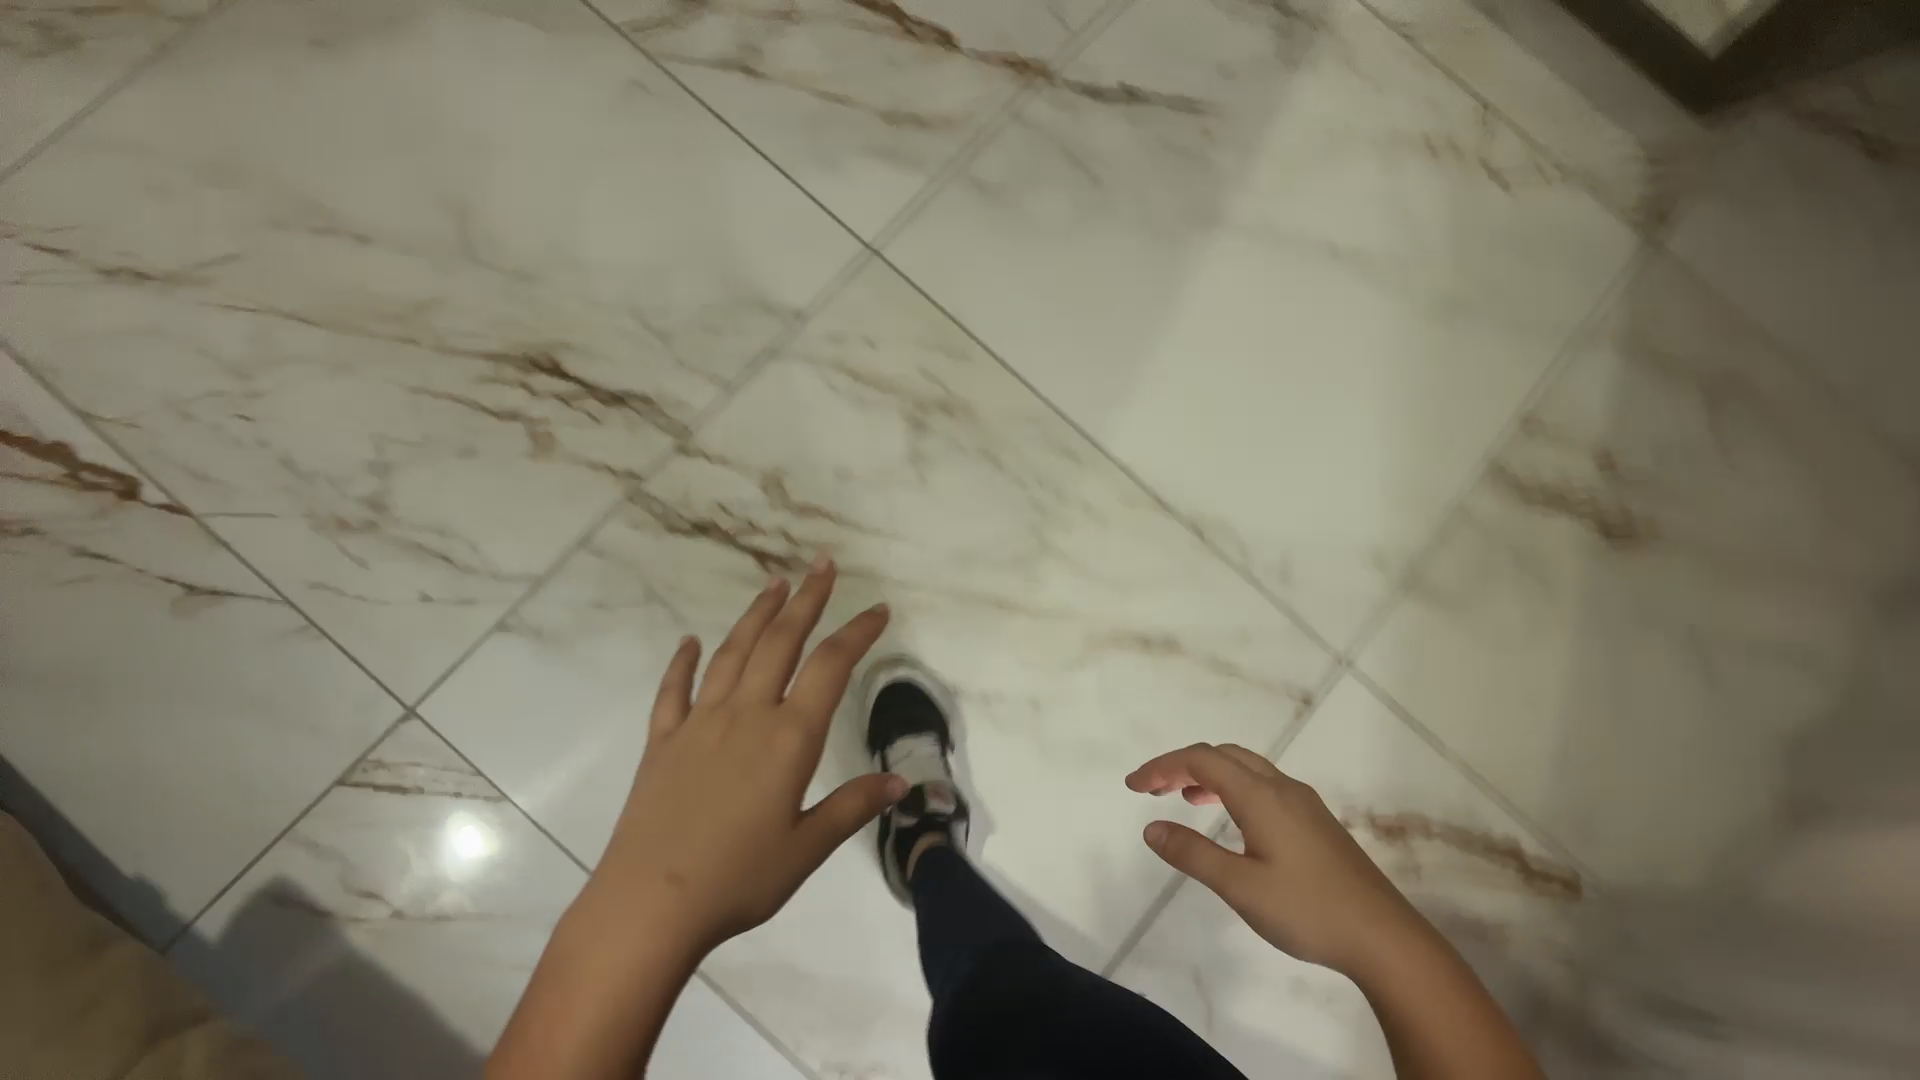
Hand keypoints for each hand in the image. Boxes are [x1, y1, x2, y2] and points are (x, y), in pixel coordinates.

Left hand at [582, 556, 902, 957]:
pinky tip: (689, 642)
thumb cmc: (739, 879)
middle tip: (822, 566)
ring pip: (732, 654)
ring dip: (755, 615)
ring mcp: (699, 724)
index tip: (877, 609)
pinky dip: (682, 662)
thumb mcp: (807, 848)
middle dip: (806, 600)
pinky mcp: (663, 742)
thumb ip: (853, 806)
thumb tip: (901, 782)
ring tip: (773, 585)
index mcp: (788, 738)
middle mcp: (746, 715)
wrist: (649, 903)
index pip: (830, 668)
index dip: (857, 632)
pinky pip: (674, 691)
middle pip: (781, 642)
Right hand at [1127, 743, 1428, 977]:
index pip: (1201, 760)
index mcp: (1261, 796)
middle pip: (1224, 756)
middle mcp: (1283, 789)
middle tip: (1153, 790)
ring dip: (1210, 775)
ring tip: (1184, 797)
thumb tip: (1151, 828)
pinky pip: (1265, 786)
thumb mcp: (1240, 887)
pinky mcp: (1317, 823)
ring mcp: (1305, 804)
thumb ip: (1193, 854)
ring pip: (1247, 769)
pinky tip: (1232, 820)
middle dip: (1183, 765)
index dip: (1162, 765)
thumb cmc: (1308, 910)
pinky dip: (1234, 789)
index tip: (1133, 785)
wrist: (1386, 939)